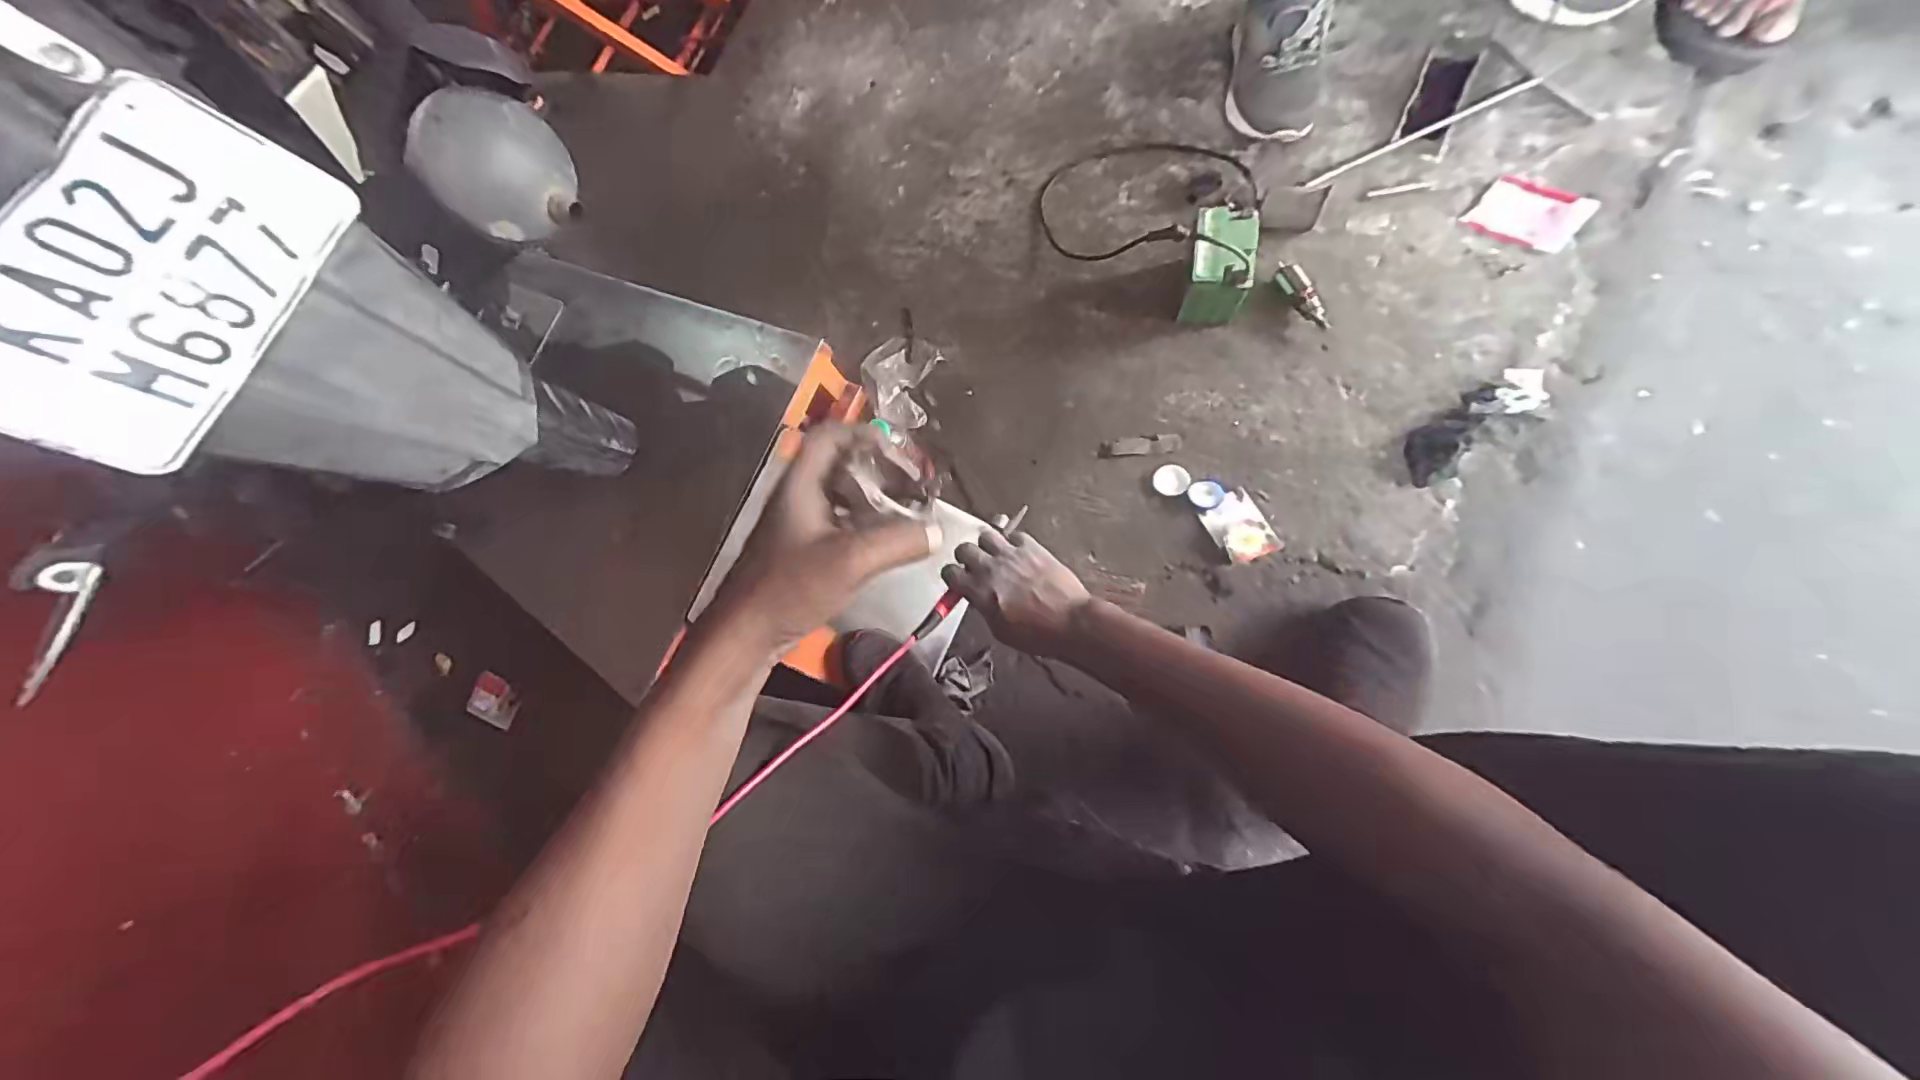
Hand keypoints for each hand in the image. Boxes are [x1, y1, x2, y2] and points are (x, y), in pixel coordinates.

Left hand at [708, 424, 940, 653]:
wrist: (747, 633)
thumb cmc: (791, 588)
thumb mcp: (850, 561)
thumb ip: (897, 542)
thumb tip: (936, 531)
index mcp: (800, 486)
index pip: (829, 437)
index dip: (864, 434)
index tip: (898, 450)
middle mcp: (798, 498)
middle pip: (839, 464)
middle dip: (878, 467)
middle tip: (911, 481)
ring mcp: (799, 524)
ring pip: (841, 495)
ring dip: (874, 496)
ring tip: (907, 506)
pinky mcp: (803, 550)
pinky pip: (839, 523)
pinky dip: (865, 522)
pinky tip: (887, 539)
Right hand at [941, 529, 1090, 658]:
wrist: (1071, 622)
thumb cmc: (1038, 634)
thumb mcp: (999, 630)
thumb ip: (983, 607)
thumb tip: (978, 597)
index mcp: (980, 591)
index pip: (951, 573)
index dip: (953, 577)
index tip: (958, 580)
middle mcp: (992, 568)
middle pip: (964, 549)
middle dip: (967, 557)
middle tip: (975, 566)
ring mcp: (1013, 554)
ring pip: (986, 534)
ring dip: (987, 545)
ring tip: (995, 555)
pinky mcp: (1032, 548)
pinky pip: (1014, 534)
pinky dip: (1013, 542)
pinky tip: (1018, 553)